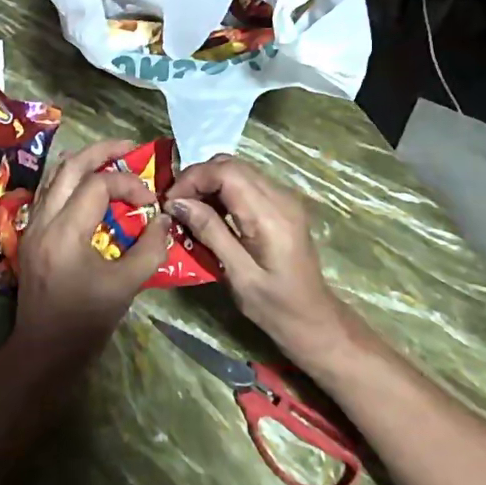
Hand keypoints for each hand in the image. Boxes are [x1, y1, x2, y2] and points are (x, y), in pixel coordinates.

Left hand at [12, 139, 170, 360]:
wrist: (42, 351)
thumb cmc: (84, 323)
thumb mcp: (125, 287)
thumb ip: (149, 249)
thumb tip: (164, 219)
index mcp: (65, 231)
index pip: (97, 185)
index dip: (128, 184)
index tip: (150, 201)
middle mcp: (43, 219)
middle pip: (69, 166)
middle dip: (101, 151)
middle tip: (130, 147)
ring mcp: (32, 225)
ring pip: (55, 176)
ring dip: (84, 162)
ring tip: (112, 159)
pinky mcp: (31, 235)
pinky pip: (50, 193)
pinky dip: (71, 181)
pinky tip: (89, 185)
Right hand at [164, 156, 352, 361]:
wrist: (314, 320)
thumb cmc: (276, 307)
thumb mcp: (239, 276)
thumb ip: (211, 233)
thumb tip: (177, 202)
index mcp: (271, 216)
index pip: (226, 172)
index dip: (193, 179)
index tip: (171, 202)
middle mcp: (280, 198)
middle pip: (230, 164)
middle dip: (197, 177)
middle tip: (176, 204)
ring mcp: (283, 198)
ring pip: (236, 169)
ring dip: (207, 181)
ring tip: (188, 207)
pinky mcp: (281, 203)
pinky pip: (245, 181)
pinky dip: (221, 188)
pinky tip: (209, 211)